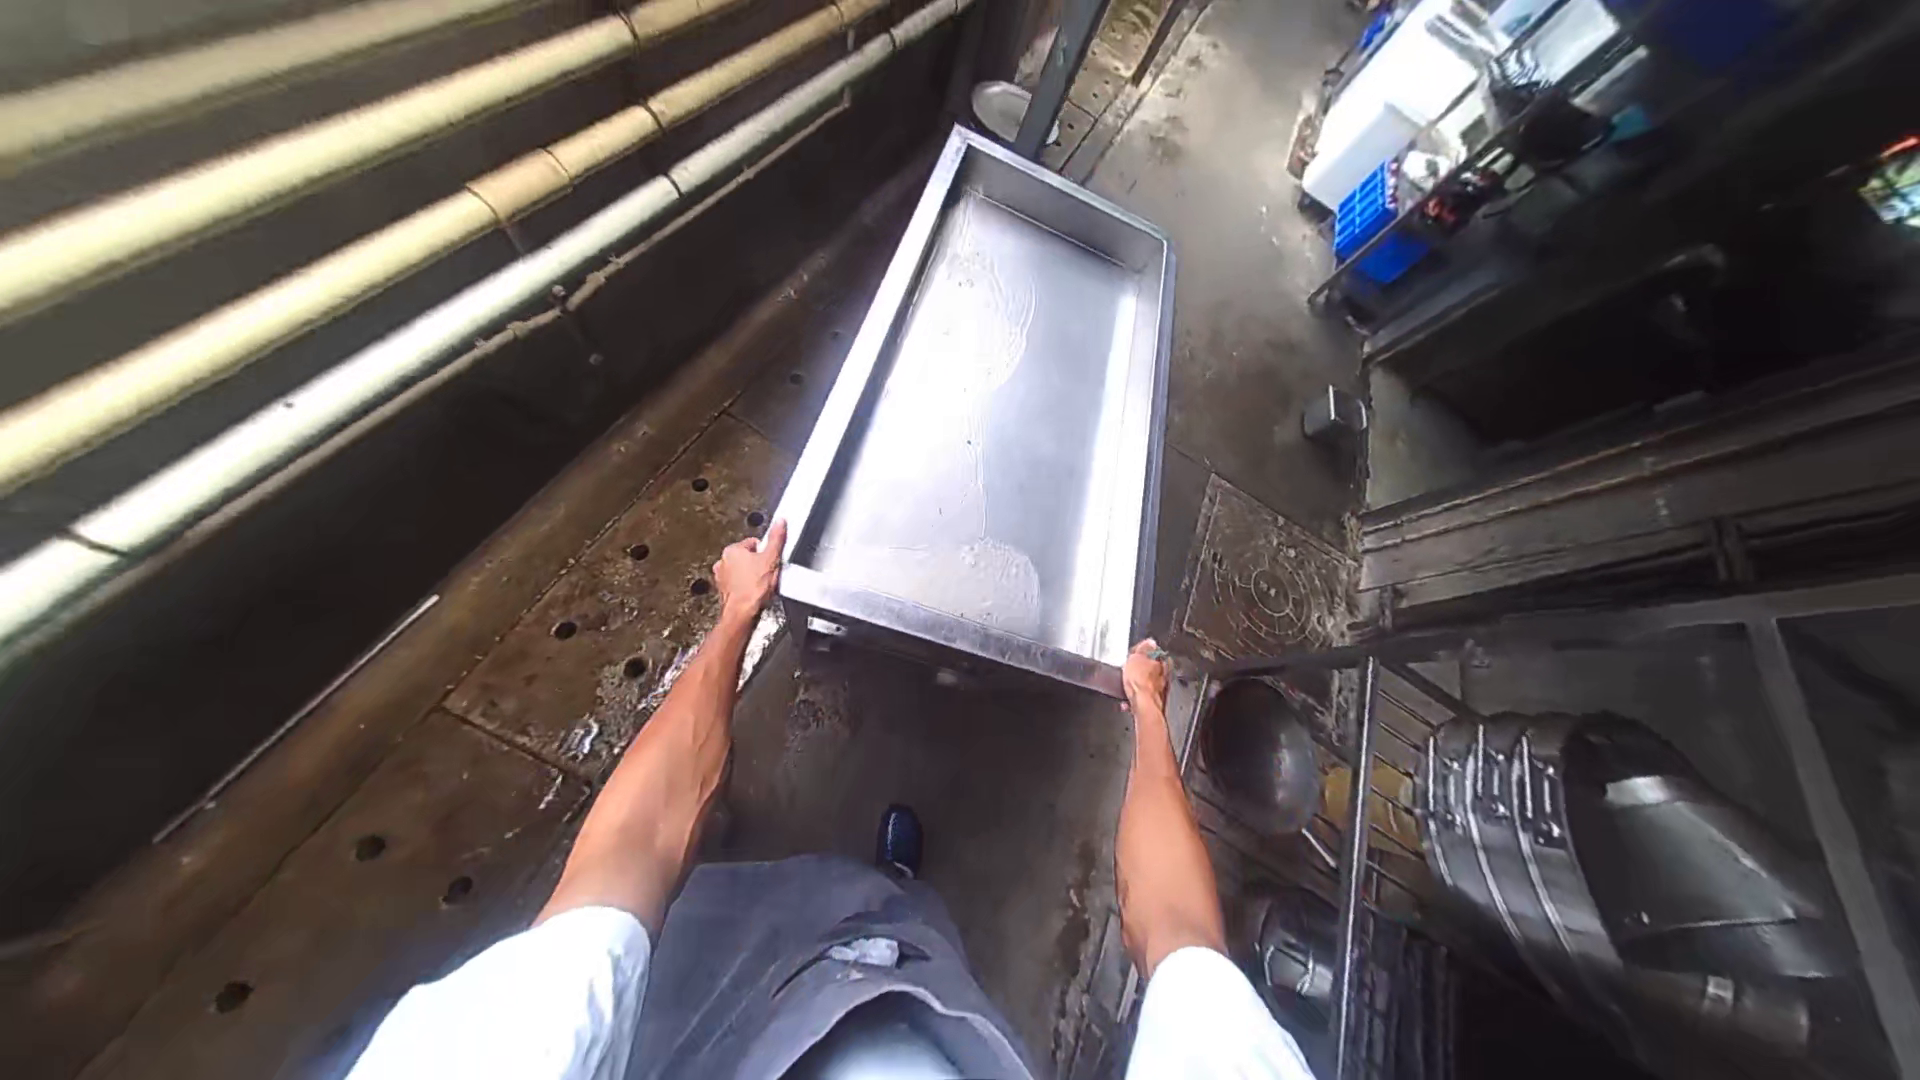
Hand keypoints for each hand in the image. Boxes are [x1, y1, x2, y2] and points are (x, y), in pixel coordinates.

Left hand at [713, 519, 786, 623]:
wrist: (742, 613)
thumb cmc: (752, 589)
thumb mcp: (771, 559)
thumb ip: (776, 538)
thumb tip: (779, 523)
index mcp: (732, 550)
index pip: (754, 543)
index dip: (766, 551)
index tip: (771, 560)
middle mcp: (722, 562)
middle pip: (748, 557)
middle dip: (758, 564)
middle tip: (768, 573)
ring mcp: (721, 577)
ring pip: (742, 571)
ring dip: (752, 576)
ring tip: (761, 584)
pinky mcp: (724, 591)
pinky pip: (738, 584)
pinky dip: (746, 586)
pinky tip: (754, 592)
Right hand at [1122, 638, 1168, 716]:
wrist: (1143, 706)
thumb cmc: (1141, 683)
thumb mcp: (1136, 658)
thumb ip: (1143, 649)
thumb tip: (1150, 642)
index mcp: (1163, 664)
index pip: (1156, 654)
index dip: (1144, 654)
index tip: (1136, 654)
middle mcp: (1165, 678)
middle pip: (1152, 670)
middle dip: (1141, 671)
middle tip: (1129, 671)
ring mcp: (1160, 692)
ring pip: (1148, 685)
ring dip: (1139, 685)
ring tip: (1127, 687)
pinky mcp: (1154, 704)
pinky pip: (1143, 698)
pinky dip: (1136, 698)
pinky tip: (1128, 700)